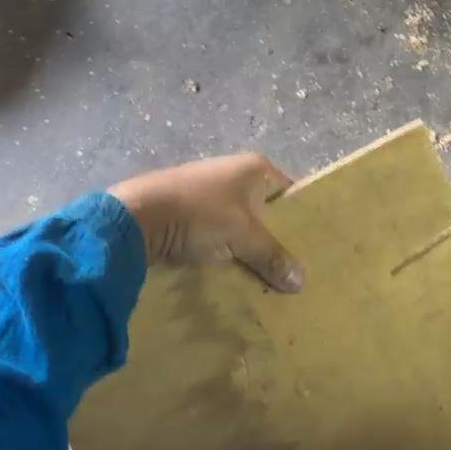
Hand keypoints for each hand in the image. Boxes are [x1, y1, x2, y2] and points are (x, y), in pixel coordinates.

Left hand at [108, 153, 303, 292]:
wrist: (138, 216)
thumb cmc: (201, 214)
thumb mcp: (243, 236)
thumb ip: (272, 256)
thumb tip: (301, 281)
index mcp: (255, 168)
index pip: (289, 194)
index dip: (301, 221)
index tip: (312, 250)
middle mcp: (234, 173)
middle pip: (265, 211)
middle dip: (274, 239)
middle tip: (289, 270)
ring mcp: (208, 191)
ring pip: (240, 224)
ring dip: (247, 248)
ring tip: (263, 278)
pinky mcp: (187, 210)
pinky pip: (217, 232)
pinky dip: (224, 250)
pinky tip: (230, 272)